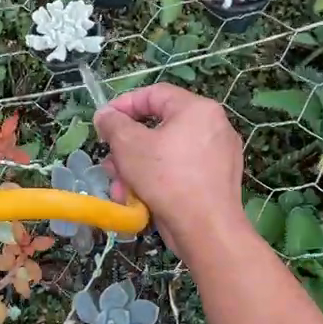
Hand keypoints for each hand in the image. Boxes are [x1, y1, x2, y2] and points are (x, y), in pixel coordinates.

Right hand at [94, 83, 245, 258]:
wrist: (206, 229)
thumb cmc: (166, 178)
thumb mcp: (128, 144)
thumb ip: (113, 123)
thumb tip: (105, 115)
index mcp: (197, 109)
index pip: (154, 94)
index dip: (123, 104)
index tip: (103, 122)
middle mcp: (214, 126)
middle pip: (158, 126)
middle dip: (127, 146)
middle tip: (110, 160)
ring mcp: (219, 155)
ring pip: (166, 152)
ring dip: (137, 166)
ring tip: (120, 187)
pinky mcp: (217, 180)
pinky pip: (180, 170)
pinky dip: (158, 179)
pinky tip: (139, 198)